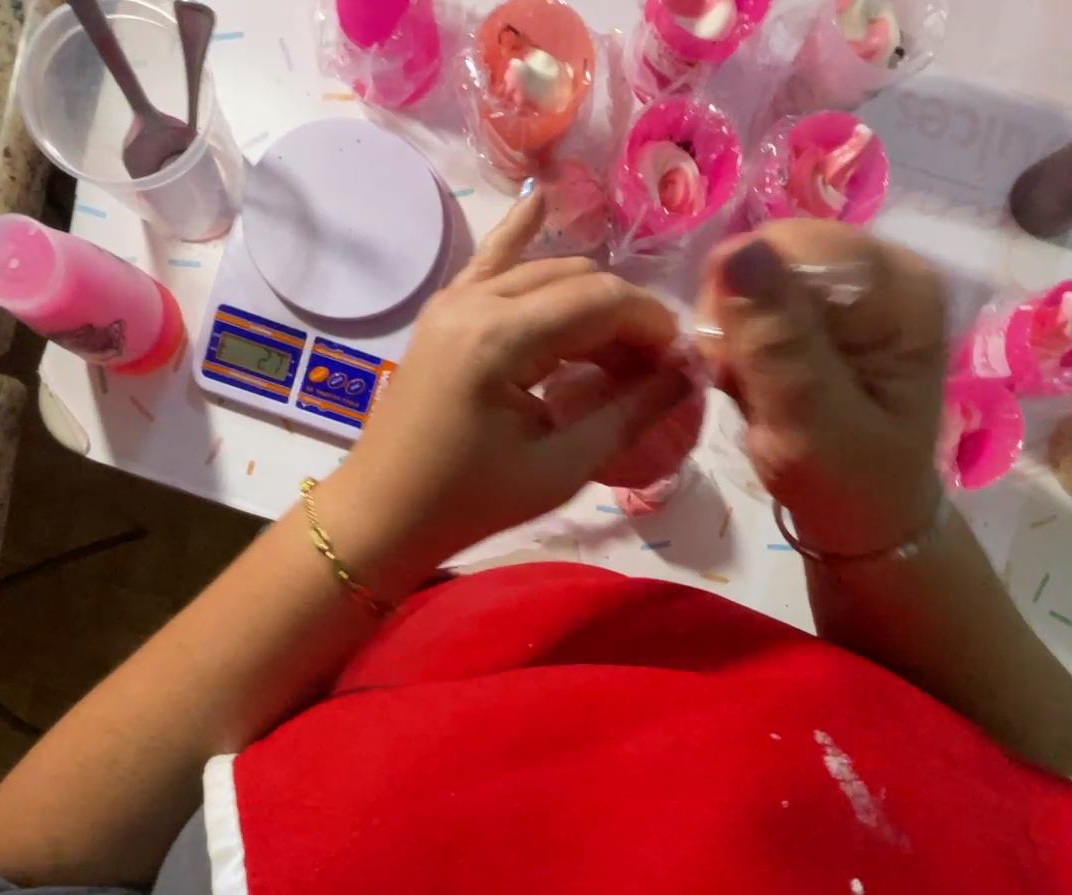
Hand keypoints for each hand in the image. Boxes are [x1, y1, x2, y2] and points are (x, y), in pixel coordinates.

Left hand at [321, 191, 692, 589]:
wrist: (384, 515)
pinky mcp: (440, 313)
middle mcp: (474, 301)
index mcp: (501, 338)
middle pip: (575, 279)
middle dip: (623, 314)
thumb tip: (687, 375)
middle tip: (647, 367)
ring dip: (587, 299)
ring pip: (541, 272)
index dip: (651, 325)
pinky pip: (490, 263)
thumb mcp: (560, 468)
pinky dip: (520, 240)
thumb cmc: (471, 503)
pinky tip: (540, 203)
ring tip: (615, 347)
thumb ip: (629, 414)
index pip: (601, 300)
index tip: (677, 362)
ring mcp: (451, 301)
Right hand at [694, 222, 947, 556]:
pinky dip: (741, 346)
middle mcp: (880, 273)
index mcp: (897, 287)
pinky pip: (757, 305)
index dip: (743, 299)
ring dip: (734, 338)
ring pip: (755, 280)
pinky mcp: (828, 315)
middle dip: (737, 320)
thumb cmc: (846, 484)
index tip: (733, 366)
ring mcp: (853, 293)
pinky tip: (755, 383)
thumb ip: (775, 341)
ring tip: (752, 390)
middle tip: (743, 384)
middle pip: (770, 255)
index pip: (788, 246)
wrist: (863, 523)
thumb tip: (733, 250)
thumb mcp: (808, 422)